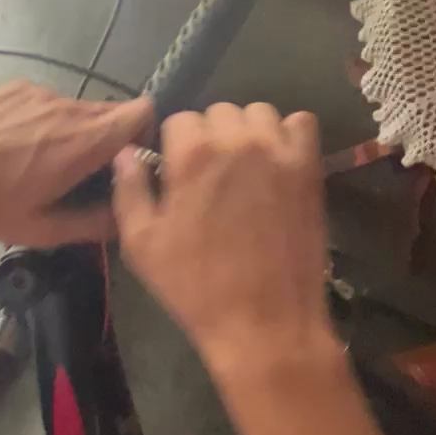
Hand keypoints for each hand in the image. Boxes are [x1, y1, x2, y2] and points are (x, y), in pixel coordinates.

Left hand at [0, 83, 153, 245]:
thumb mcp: (42, 230)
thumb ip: (94, 223)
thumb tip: (128, 217)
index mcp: (82, 141)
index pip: (141, 111)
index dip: (145, 132)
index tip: (129, 159)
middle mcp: (67, 107)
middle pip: (112, 110)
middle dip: (109, 138)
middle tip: (83, 170)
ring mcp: (38, 92)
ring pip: (76, 108)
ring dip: (73, 131)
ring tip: (39, 159)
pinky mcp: (14, 86)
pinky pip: (45, 101)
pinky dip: (43, 120)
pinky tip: (14, 143)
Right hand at [112, 103, 335, 372]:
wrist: (265, 322)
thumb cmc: (197, 286)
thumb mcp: (142, 245)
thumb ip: (130, 190)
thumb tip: (126, 153)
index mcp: (193, 154)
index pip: (179, 120)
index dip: (175, 147)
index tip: (179, 174)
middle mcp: (238, 140)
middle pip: (220, 111)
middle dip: (212, 136)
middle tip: (212, 175)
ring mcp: (279, 151)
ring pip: (260, 113)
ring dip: (249, 132)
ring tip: (246, 167)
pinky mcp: (309, 168)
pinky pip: (302, 124)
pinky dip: (289, 135)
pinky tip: (279, 163)